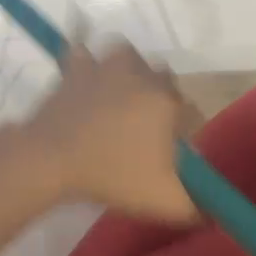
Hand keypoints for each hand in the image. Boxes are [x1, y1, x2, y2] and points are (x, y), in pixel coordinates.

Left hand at [17, 42, 197, 224]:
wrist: (53, 156)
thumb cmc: (114, 175)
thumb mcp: (168, 201)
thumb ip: (195, 203)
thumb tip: (202, 202)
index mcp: (163, 102)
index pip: (191, 109)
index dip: (186, 129)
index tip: (175, 149)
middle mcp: (135, 75)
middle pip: (160, 76)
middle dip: (161, 95)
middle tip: (150, 123)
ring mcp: (101, 67)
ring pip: (125, 54)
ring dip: (130, 68)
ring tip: (124, 93)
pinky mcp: (72, 68)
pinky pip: (82, 52)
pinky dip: (87, 59)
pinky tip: (87, 74)